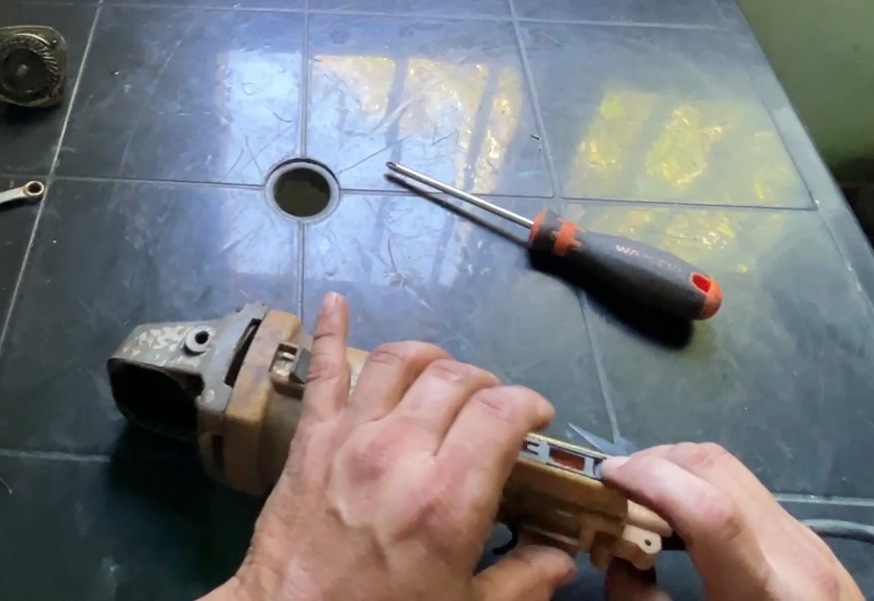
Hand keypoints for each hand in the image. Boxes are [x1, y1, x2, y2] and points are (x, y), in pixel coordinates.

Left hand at [206, 292, 576, 600]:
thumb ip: (521, 580)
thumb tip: (562, 553)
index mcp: (446, 498)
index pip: (498, 414)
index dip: (526, 402)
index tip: (535, 413)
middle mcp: (400, 450)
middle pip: (452, 379)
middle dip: (483, 382)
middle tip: (491, 404)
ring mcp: (350, 434)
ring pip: (395, 361)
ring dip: (427, 356)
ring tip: (441, 371)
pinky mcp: (312, 433)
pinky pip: (322, 369)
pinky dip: (329, 329)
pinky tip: (334, 300)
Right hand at [601, 444, 862, 600]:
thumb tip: (618, 556)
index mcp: (771, 597)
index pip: (711, 511)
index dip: (651, 479)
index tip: (606, 478)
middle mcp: (797, 558)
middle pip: (713, 467)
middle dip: (653, 462)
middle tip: (618, 485)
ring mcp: (810, 543)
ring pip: (728, 466)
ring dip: (675, 466)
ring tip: (647, 494)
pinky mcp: (811, 540)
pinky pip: (745, 488)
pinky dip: (701, 484)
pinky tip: (686, 516)